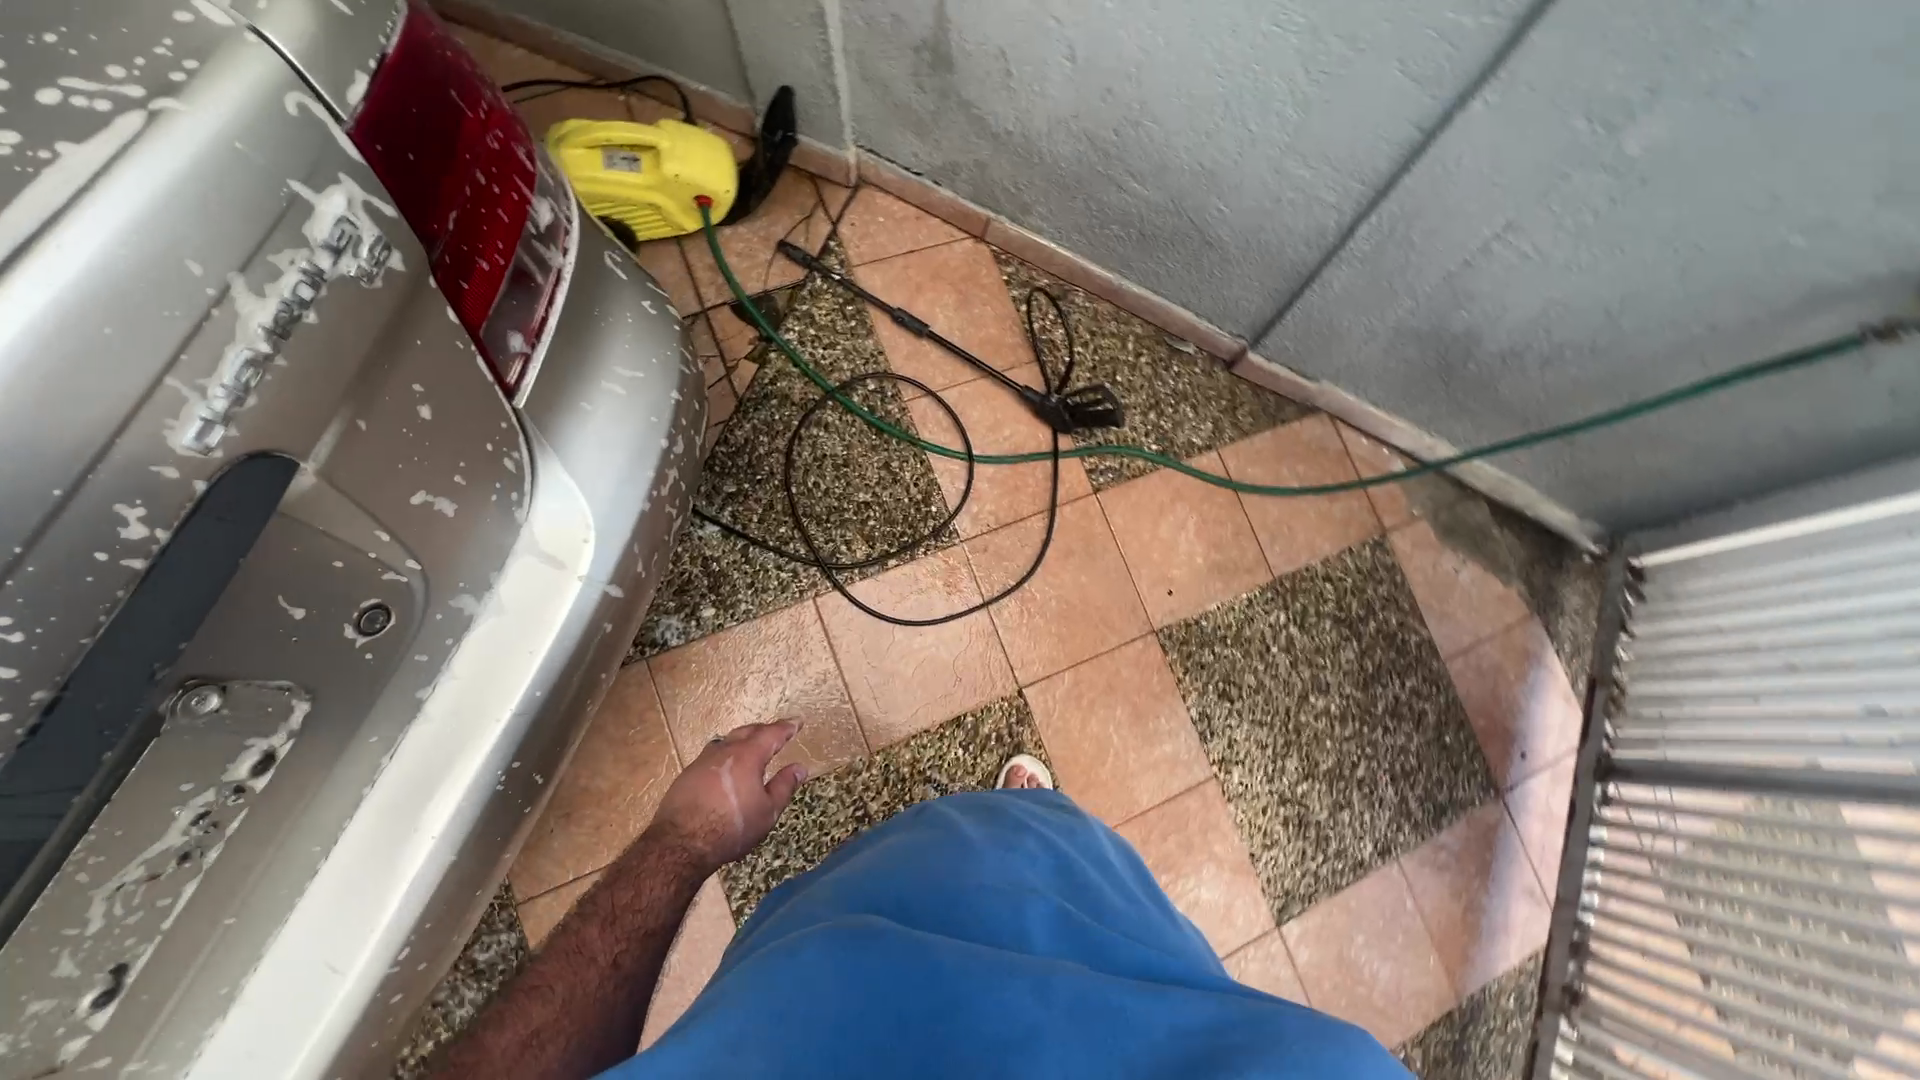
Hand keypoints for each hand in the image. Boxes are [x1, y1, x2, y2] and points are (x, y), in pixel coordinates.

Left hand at [646, 721, 806, 875]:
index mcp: (748, 756)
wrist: (680, 844)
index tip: (797, 721)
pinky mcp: (687, 775)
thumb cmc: (731, 827)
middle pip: (747, 731)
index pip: (772, 734)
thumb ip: (784, 786)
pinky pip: (711, 756)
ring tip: (750, 746)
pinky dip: (725, 755)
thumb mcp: (767, 811)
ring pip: (726, 741)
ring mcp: (702, 761)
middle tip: (776, 732)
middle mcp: (725, 751)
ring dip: (741, 739)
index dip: (787, 727)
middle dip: (764, 729)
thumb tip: (800, 768)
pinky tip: (725, 768)